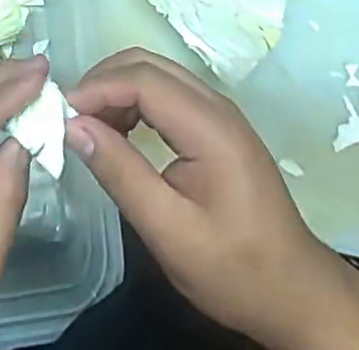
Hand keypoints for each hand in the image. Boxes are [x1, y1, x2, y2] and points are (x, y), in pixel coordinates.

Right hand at [65, 49, 358, 349]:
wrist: (297, 295)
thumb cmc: (236, 270)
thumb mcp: (170, 232)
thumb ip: (121, 174)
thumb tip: (72, 126)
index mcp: (211, 128)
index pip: (142, 80)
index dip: (97, 88)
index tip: (61, 114)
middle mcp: (215, 106)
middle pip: (146, 63)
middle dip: (101, 81)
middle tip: (69, 117)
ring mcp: (217, 111)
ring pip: (152, 71)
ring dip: (114, 87)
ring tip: (88, 125)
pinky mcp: (213, 123)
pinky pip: (163, 90)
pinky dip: (131, 99)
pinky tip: (117, 131)